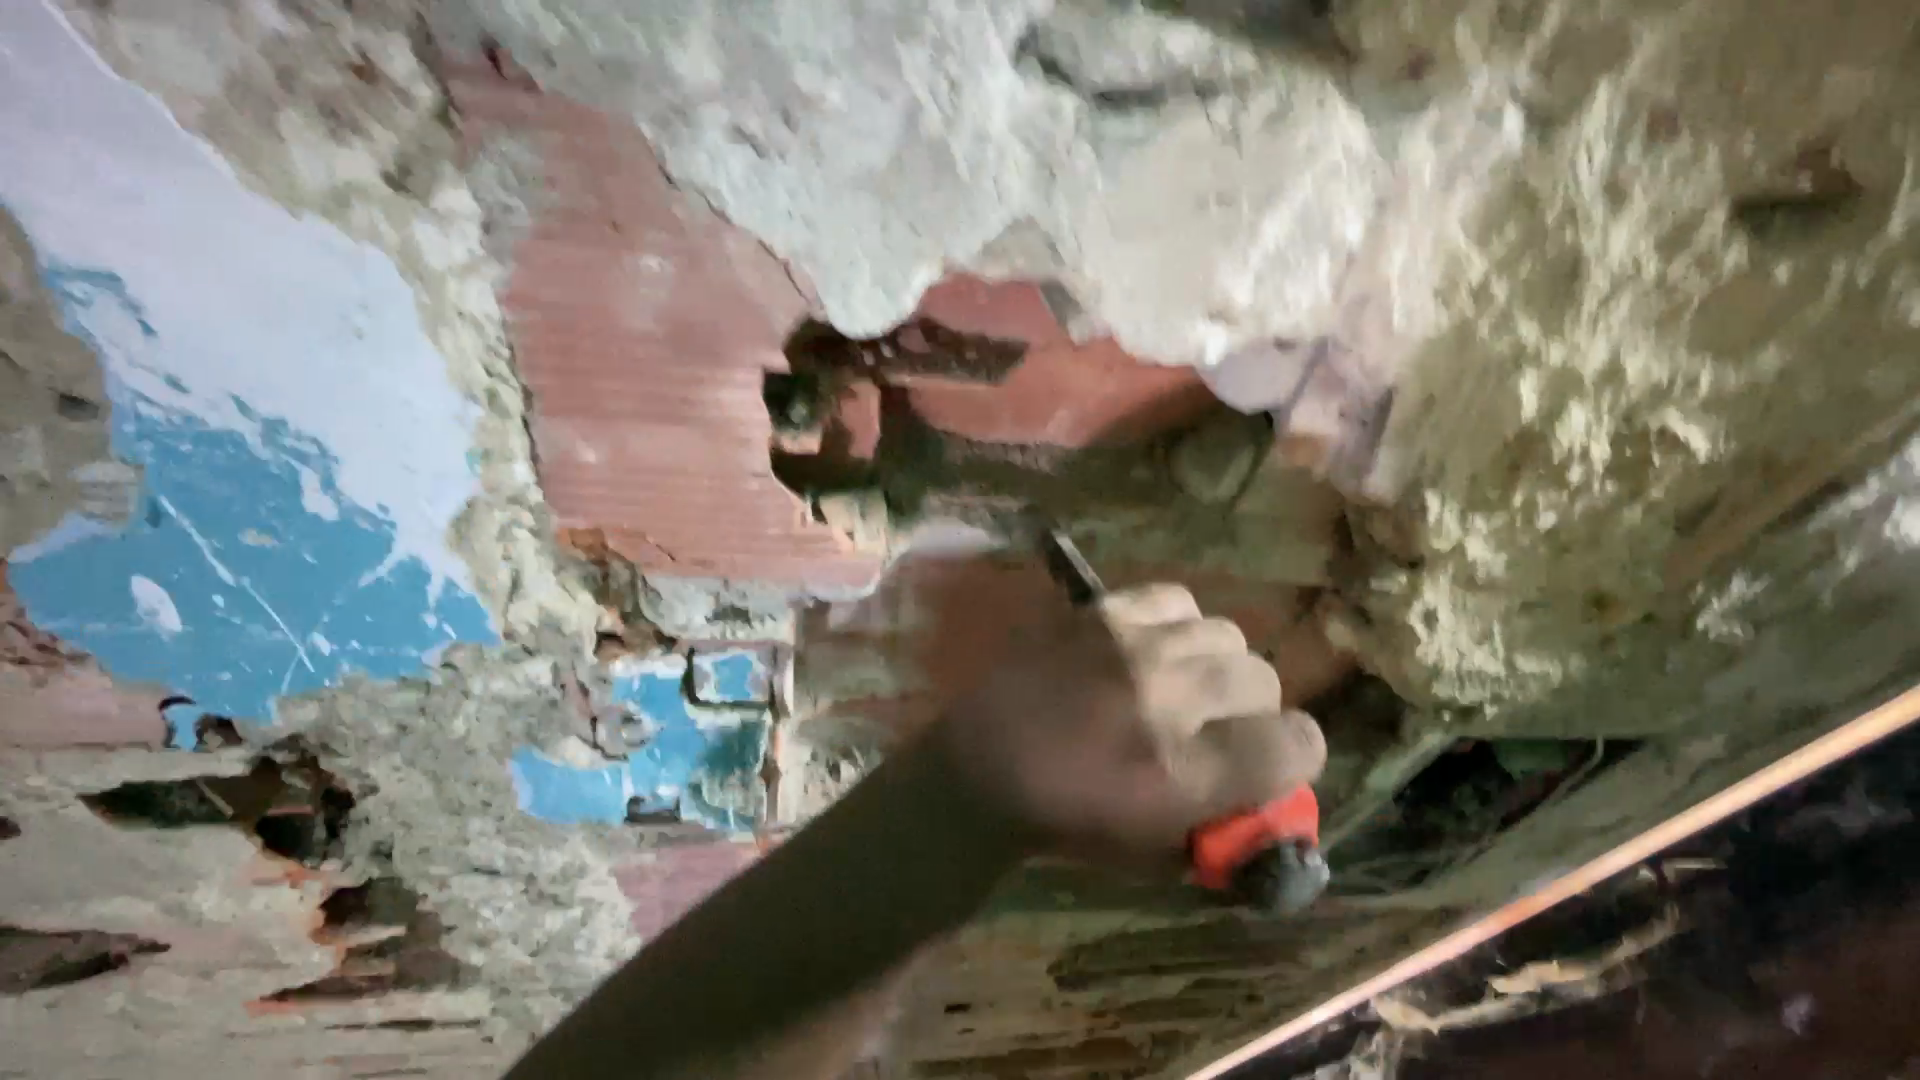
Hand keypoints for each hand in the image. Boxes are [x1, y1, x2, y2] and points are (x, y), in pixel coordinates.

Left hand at [927, 582, 1325, 868]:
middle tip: (1210, 723)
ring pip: (1225, 635)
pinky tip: (1149, 648)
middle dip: (1248, 708)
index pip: (1299, 742)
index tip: (1266, 759)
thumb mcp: (1158, 853)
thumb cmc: (1068, 820)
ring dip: (1213, 664)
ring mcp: (1133, 646)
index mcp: (1188, 774)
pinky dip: (1174, 625)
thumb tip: (1278, 796)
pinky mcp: (1101, 611)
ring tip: (1177, 682)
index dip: (1292, 754)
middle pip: (1263, 679)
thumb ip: (1228, 826)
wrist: (982, 766)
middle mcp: (1170, 699)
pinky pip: (1176, 599)